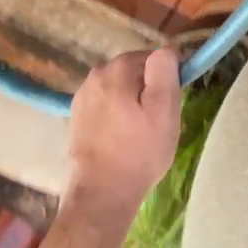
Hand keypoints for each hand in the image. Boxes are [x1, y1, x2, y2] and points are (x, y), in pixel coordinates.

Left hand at [63, 47, 182, 211]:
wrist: (101, 197)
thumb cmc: (139, 151)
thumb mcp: (164, 108)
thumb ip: (165, 69)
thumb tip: (164, 50)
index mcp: (117, 69)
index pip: (154, 57)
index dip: (167, 76)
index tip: (172, 101)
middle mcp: (94, 76)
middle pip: (136, 71)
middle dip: (149, 88)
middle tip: (158, 118)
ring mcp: (81, 98)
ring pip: (121, 87)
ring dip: (133, 101)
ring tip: (141, 129)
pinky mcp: (76, 118)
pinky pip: (107, 103)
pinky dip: (118, 113)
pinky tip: (123, 136)